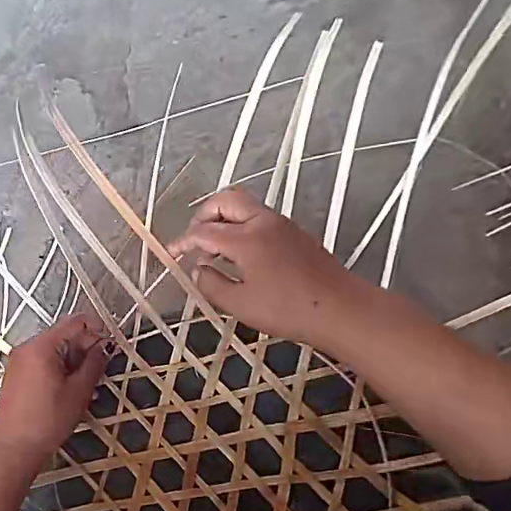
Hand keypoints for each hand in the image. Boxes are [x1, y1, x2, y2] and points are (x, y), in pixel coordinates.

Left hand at [0, 312, 111, 459]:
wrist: (16, 447)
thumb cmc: (48, 420)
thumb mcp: (79, 391)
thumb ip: (95, 363)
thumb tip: (105, 347)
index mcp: (42, 346)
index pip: (76, 323)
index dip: (98, 329)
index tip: (112, 343)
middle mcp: (27, 348)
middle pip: (64, 335)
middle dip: (86, 347)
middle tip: (103, 366)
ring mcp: (19, 361)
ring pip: (54, 350)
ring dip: (74, 360)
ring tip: (89, 383)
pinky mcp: (17, 375)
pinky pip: (43, 361)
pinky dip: (60, 368)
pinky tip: (71, 388)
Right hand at [166, 187, 376, 350]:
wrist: (339, 308)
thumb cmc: (287, 310)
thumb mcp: (241, 304)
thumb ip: (212, 285)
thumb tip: (198, 270)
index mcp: (246, 238)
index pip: (204, 232)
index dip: (183, 242)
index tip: (171, 253)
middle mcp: (263, 222)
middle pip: (225, 200)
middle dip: (203, 215)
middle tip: (193, 238)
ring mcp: (281, 225)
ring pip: (244, 206)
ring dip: (223, 218)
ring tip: (213, 246)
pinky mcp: (294, 233)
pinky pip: (258, 217)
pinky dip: (240, 225)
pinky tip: (239, 253)